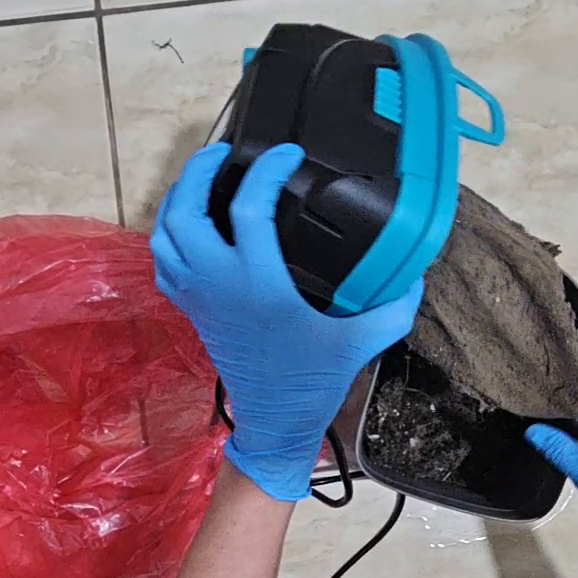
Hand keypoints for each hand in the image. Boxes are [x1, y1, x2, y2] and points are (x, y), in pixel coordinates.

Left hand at [152, 142, 423, 500]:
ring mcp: (200, 298)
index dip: (266, 169)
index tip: (288, 154)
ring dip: (178, 199)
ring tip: (203, 180)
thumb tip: (414, 277)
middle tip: (225, 154)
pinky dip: (169, 236)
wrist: (274, 424)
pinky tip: (191, 227)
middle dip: (200, 172)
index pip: (248, 207)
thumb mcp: (358, 343)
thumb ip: (393, 309)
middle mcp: (219, 284)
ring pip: (165, 234)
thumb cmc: (310, 384)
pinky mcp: (193, 312)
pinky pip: (164, 264)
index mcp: (259, 284)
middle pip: (187, 210)